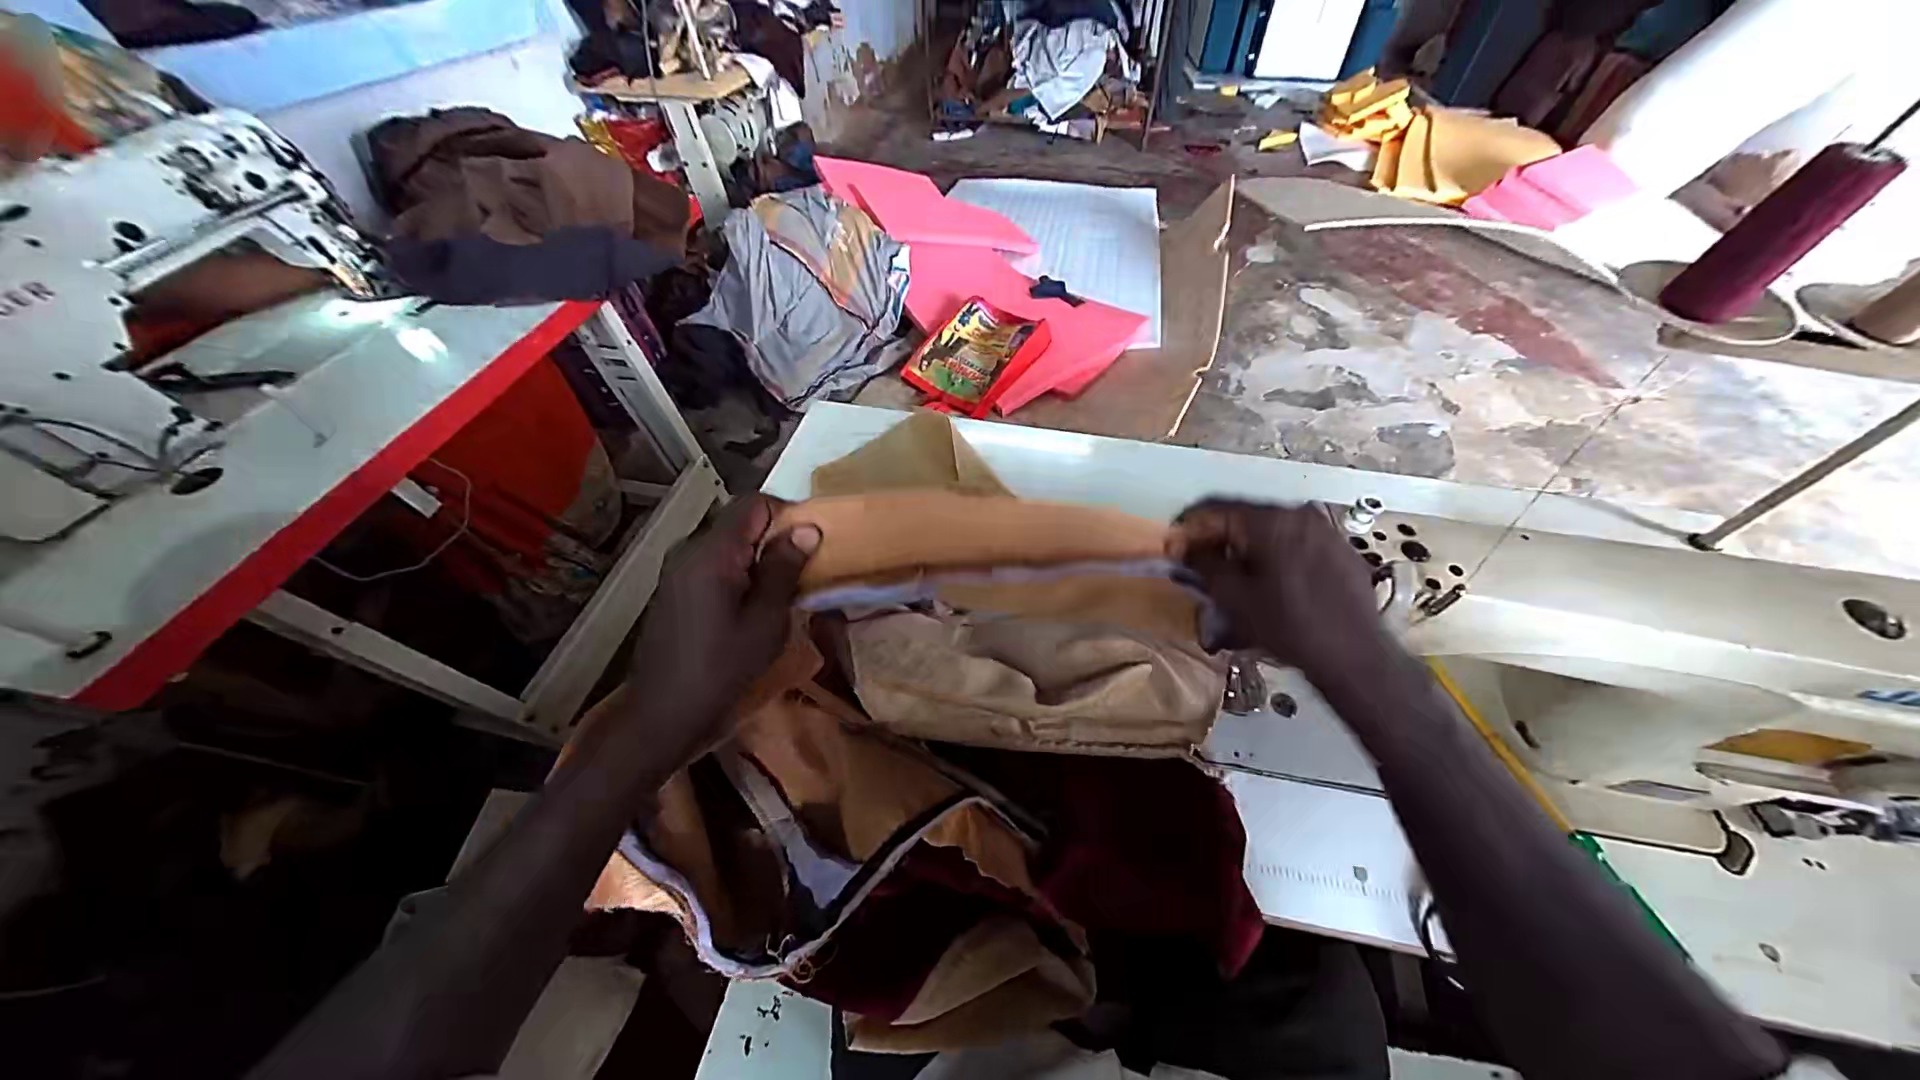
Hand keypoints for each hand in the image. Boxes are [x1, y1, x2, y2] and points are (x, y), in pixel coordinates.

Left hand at [624, 495, 819, 758]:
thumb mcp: (765, 620)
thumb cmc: (721, 669)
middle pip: (740, 522)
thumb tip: (806, 528)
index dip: (788, 514)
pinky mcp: (675, 591)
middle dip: (776, 538)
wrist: (663, 716)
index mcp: (711, 552)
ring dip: (760, 558)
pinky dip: (741, 574)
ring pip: (729, 545)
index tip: (813, 544)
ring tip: (785, 591)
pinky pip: (715, 566)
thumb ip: (784, 569)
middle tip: (806, 570)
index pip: (754, 504)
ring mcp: (677, 571)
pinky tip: (755, 606)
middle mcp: (689, 551)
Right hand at [1169, 499, 1390, 681]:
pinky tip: (1266, 581)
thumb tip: (1186, 548)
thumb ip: (1202, 563)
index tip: (1172, 547)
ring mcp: (1324, 530)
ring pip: (1268, 529)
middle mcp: (1299, 515)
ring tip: (1230, 575)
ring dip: (1242, 546)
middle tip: (1196, 563)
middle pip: (1242, 516)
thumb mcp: (1233, 597)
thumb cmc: (1289, 627)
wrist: (1353, 656)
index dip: (1186, 527)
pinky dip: (1271, 554)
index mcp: (1269, 520)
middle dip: (1215, 537)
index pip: (1214, 508)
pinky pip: (1294, 541)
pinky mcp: (1339, 549)